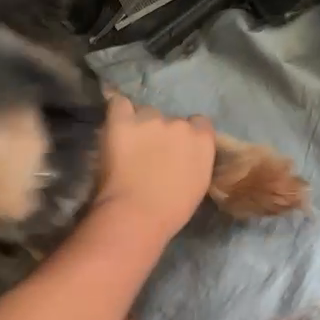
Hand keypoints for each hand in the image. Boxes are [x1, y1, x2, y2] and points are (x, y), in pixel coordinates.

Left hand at [88, 95, 214, 246]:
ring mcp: (150, 119)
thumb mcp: (199, 183)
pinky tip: (116, 128)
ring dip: (141, 125)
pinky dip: (119, 113)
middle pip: (172, 119)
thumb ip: (196, 160)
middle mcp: (179, 124)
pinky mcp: (122, 121)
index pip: (199, 122)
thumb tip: (186, 154)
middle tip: (151, 153)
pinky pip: (120, 105)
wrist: (137, 214)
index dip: (188, 134)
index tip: (179, 149)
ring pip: (146, 114)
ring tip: (130, 147)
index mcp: (202, 139)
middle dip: (163, 132)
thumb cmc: (172, 209)